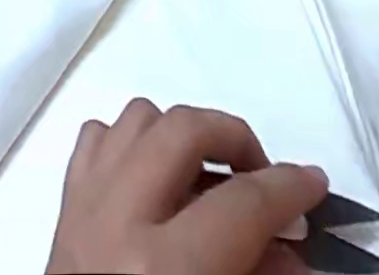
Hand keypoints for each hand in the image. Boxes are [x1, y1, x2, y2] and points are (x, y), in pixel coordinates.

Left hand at [46, 98, 328, 274]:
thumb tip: (289, 245)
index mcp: (166, 268)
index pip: (241, 204)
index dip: (289, 187)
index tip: (314, 183)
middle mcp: (119, 219)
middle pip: (184, 130)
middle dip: (234, 138)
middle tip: (262, 174)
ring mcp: (85, 202)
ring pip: (137, 118)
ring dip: (179, 134)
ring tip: (207, 175)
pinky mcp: (64, 200)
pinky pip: (98, 137)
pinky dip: (129, 142)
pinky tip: (152, 176)